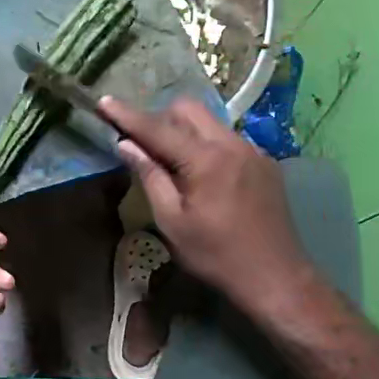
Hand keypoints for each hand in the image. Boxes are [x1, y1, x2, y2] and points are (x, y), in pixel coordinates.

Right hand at [99, 96, 316, 309]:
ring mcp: (254, 151)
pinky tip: (203, 177)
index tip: (104, 102)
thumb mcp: (171, 222)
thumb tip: (126, 145)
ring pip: (209, 122)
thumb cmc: (215, 255)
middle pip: (188, 110)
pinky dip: (206, 146)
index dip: (127, 115)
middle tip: (143, 147)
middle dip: (160, 118)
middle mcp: (233, 144)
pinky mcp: (265, 162)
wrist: (275, 277)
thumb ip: (150, 177)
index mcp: (207, 159)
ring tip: (172, 164)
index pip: (158, 128)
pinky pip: (227, 140)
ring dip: (184, 132)